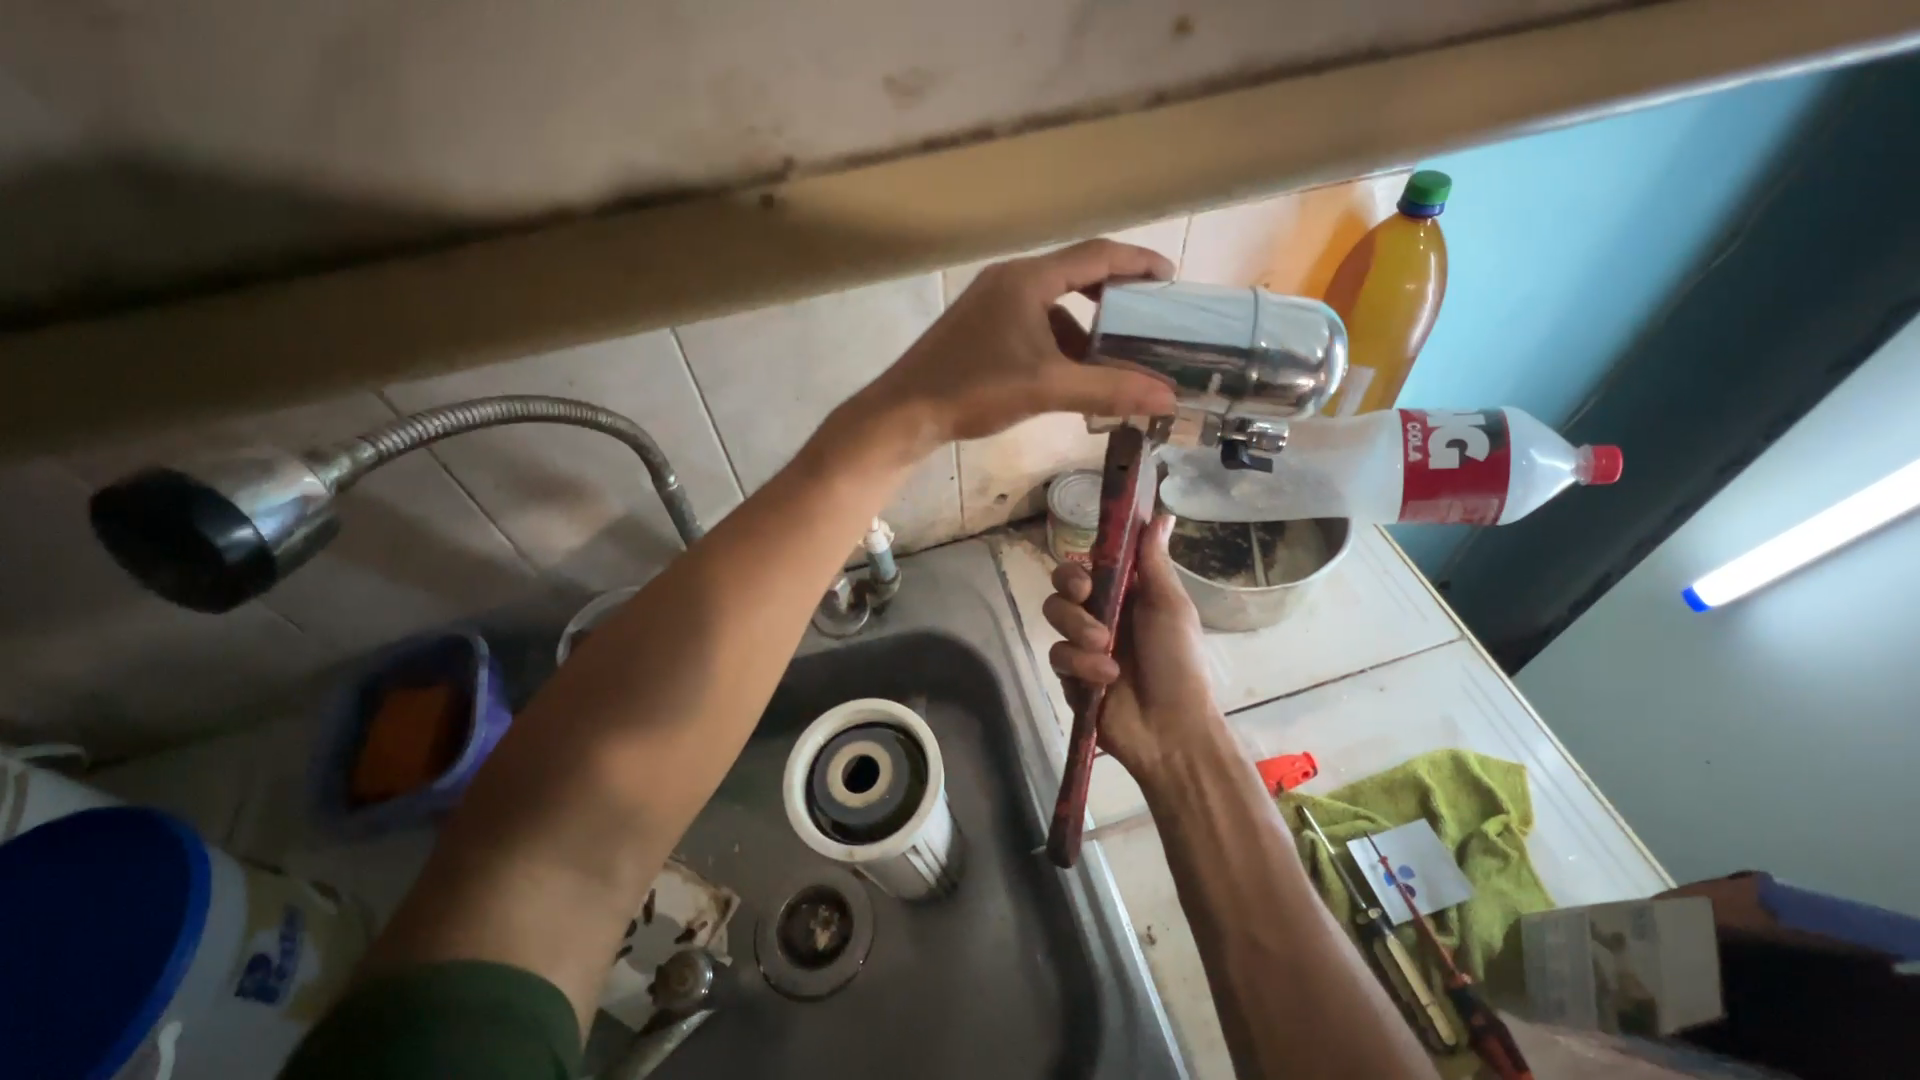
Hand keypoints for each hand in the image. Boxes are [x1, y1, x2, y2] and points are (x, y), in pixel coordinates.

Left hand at [855, 240, 1177, 451]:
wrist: (904, 413)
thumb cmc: (974, 390)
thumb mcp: (1048, 389)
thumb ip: (1110, 390)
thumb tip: (1168, 396)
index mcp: (1027, 280)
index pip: (1095, 255)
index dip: (1137, 263)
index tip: (1170, 279)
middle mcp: (1009, 281)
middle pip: (1075, 277)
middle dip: (1113, 300)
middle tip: (1146, 321)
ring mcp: (991, 304)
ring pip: (1053, 308)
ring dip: (1085, 331)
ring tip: (1112, 362)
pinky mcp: (980, 329)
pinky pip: (1032, 326)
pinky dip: (1058, 346)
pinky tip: (1069, 378)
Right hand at [1043, 513, 1223, 780]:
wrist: (1171, 729)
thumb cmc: (1179, 662)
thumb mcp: (1171, 607)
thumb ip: (1154, 562)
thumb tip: (1163, 515)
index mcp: (1126, 595)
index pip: (1090, 565)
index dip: (1083, 564)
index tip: (1090, 572)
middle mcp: (1101, 616)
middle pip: (1062, 587)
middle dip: (1071, 592)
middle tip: (1087, 599)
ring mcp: (1083, 647)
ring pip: (1054, 619)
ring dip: (1079, 631)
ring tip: (1106, 651)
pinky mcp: (1071, 677)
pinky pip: (1058, 657)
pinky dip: (1081, 665)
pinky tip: (1106, 680)